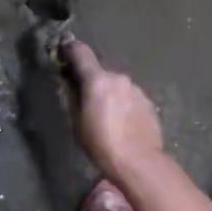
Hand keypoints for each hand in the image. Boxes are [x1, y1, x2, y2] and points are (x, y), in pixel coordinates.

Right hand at [63, 41, 164, 176]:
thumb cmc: (100, 143)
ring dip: (108, 91)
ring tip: (105, 113)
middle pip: (99, 70)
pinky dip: (122, 101)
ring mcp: (136, 88)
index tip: (63, 52)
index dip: (69, 49)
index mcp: (97, 79)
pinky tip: (121, 120)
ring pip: (116, 83)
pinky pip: (129, 95)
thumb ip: (70, 95)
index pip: (81, 51)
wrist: (139, 161)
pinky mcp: (148, 101)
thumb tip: (67, 79)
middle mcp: (118, 77)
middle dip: (91, 78)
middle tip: (84, 96)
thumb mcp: (76, 121)